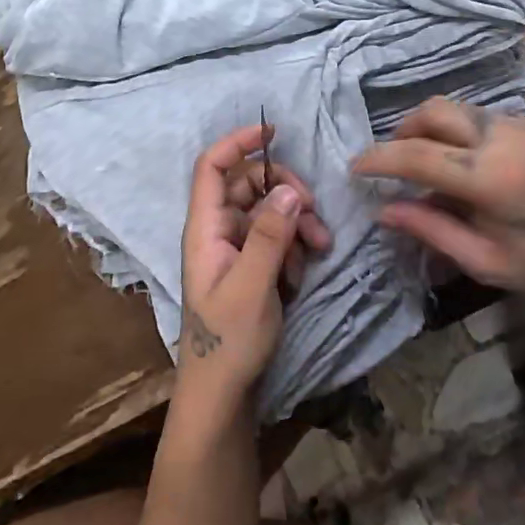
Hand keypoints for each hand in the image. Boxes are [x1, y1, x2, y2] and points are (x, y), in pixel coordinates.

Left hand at [178, 124, 332, 412]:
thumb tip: (289, 188)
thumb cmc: (229, 340)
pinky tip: (302, 271)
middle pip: (250, 186)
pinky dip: (293, 245)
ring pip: (269, 212)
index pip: (213, 167)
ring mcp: (235, 249)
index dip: (237, 142)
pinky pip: (275, 238)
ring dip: (297, 222)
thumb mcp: (252, 285)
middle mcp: (217, 230)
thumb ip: (270, 235)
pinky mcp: (252, 267)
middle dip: (286, 193)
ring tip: (320, 249)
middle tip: (315, 215)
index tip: (273, 130)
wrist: (224, 393)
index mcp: (204, 227)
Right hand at [351, 97, 524, 324]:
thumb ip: (428, 228)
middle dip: (402, 133)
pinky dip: (454, 134)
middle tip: (391, 164)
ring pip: (454, 110)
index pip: (417, 155)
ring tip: (423, 167)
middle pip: (432, 111)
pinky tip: (458, 166)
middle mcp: (505, 138)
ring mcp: (522, 125)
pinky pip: (476, 117)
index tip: (354, 168)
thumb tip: (381, 210)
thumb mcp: (484, 260)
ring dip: (428, 131)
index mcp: (492, 177)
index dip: (378, 159)